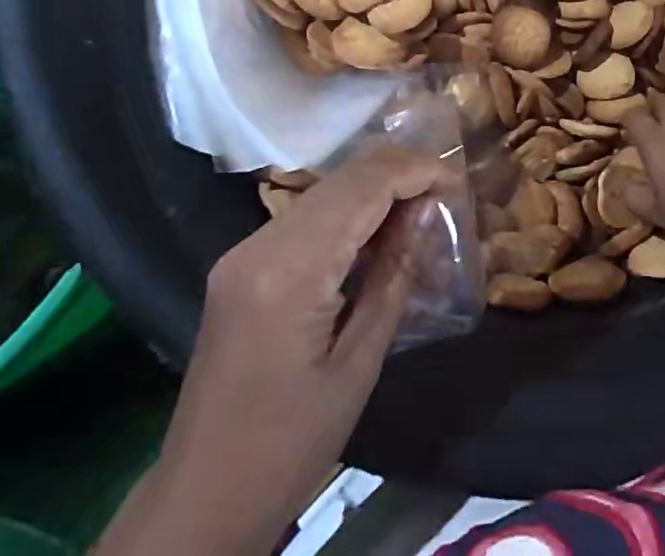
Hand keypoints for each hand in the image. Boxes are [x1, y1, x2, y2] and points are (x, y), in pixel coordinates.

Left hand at [95, 150, 441, 555]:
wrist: (205, 492)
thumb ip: (393, 275)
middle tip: (449, 190)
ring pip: (325, 192)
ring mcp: (243, 253)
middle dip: (401, 173)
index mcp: (289, 273)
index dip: (416, 171)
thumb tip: (424, 213)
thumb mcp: (361, 360)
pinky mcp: (242, 265)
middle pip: (342, 180)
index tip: (459, 179)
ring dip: (378, 190)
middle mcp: (258, 246)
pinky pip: (308, 218)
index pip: (362, 189)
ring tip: (426, 206)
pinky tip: (383, 229)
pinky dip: (352, 211)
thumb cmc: (293, 440)